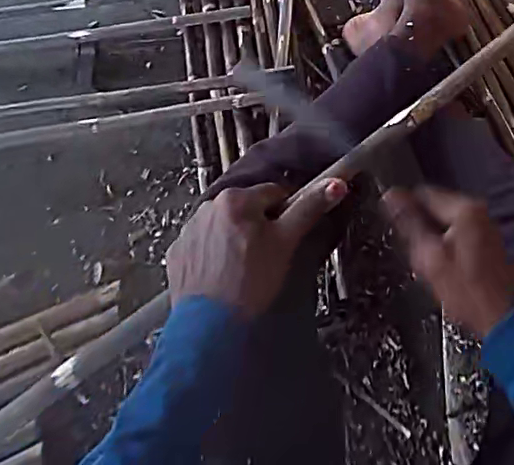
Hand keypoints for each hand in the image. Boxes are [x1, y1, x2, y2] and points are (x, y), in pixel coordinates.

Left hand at [166, 179, 347, 318]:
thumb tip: (336, 183)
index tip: (288, 237)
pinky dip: (213, 256)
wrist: (210, 331)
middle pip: (246, 208)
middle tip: (268, 258)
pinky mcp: (177, 254)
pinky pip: (202, 246)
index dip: (286, 214)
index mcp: (235, 198)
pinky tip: (222, 278)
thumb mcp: (286, 243)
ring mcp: (189, 230)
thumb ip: (310, 209)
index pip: (273, 193)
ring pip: (223, 226)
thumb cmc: (251, 284)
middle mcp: (207, 206)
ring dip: (234, 239)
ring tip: (244, 272)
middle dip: (259, 226)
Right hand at [385, 186, 513, 335]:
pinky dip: (449, 244)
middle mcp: (479, 213)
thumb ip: (407, 222)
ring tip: (432, 262)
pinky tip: (447, 266)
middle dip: (422, 227)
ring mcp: (487, 227)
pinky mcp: (489, 241)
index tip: (396, 223)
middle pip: (435, 208)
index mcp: (464, 209)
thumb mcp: (428, 255)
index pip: (422, 194)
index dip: (404, 208)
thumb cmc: (466, 291)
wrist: (502, 322)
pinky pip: (459, 233)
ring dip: (435, 237)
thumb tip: (390, 196)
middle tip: (416, 250)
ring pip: (446, 222)